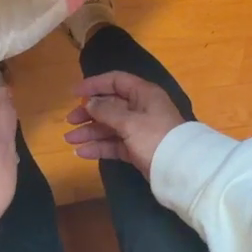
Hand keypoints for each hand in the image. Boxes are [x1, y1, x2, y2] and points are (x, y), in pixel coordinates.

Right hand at [63, 72, 184, 178]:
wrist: (182, 170)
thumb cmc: (155, 138)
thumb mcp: (130, 122)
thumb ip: (106, 111)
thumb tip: (89, 102)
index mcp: (143, 94)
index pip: (115, 81)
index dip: (94, 85)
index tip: (74, 93)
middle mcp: (141, 108)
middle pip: (109, 105)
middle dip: (88, 113)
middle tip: (70, 121)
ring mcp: (139, 130)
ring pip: (110, 126)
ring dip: (90, 132)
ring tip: (70, 140)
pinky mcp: (138, 149)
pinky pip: (114, 144)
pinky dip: (99, 147)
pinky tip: (82, 152)